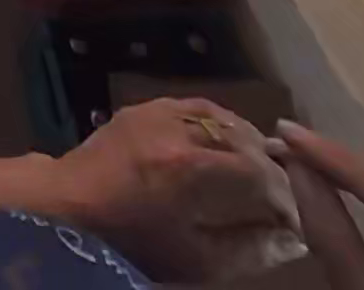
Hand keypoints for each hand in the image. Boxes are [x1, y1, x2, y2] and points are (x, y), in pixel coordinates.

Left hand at [55, 98, 303, 281]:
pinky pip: (183, 104)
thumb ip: (252, 247)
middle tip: (283, 189)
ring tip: (258, 164)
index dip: (285, 194)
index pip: (258, 169)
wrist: (69, 202)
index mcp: (188, 164)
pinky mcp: (135, 108)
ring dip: (241, 135)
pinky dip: (210, 119)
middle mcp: (171, 128)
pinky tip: (219, 142)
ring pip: (211, 112)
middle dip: (268, 162)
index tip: (294, 217)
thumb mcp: (200, 259)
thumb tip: (292, 236)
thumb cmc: (133, 238)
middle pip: (237, 134)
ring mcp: (149, 112)